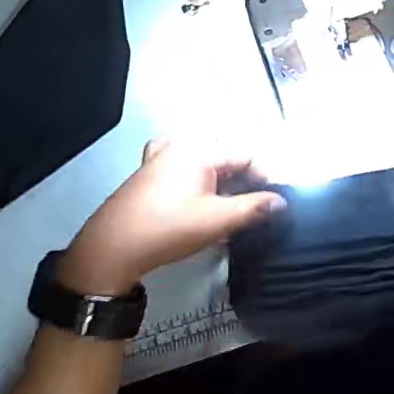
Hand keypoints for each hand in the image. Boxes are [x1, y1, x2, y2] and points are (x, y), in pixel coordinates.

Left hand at [58, 140, 285, 294]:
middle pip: (227, 157)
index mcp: (199, 149)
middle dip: (247, 181)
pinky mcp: (150, 175)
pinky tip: (203, 198)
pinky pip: (186, 170)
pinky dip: (201, 181)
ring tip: (234, 207)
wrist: (112, 248)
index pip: (248, 155)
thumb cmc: (168, 228)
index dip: (267, 178)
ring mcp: (161, 158)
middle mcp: (180, 146)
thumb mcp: (219, 220)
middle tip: (259, 208)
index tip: (277, 202)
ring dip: (225, 183)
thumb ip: (255, 208)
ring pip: (207, 164)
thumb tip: (281, 202)